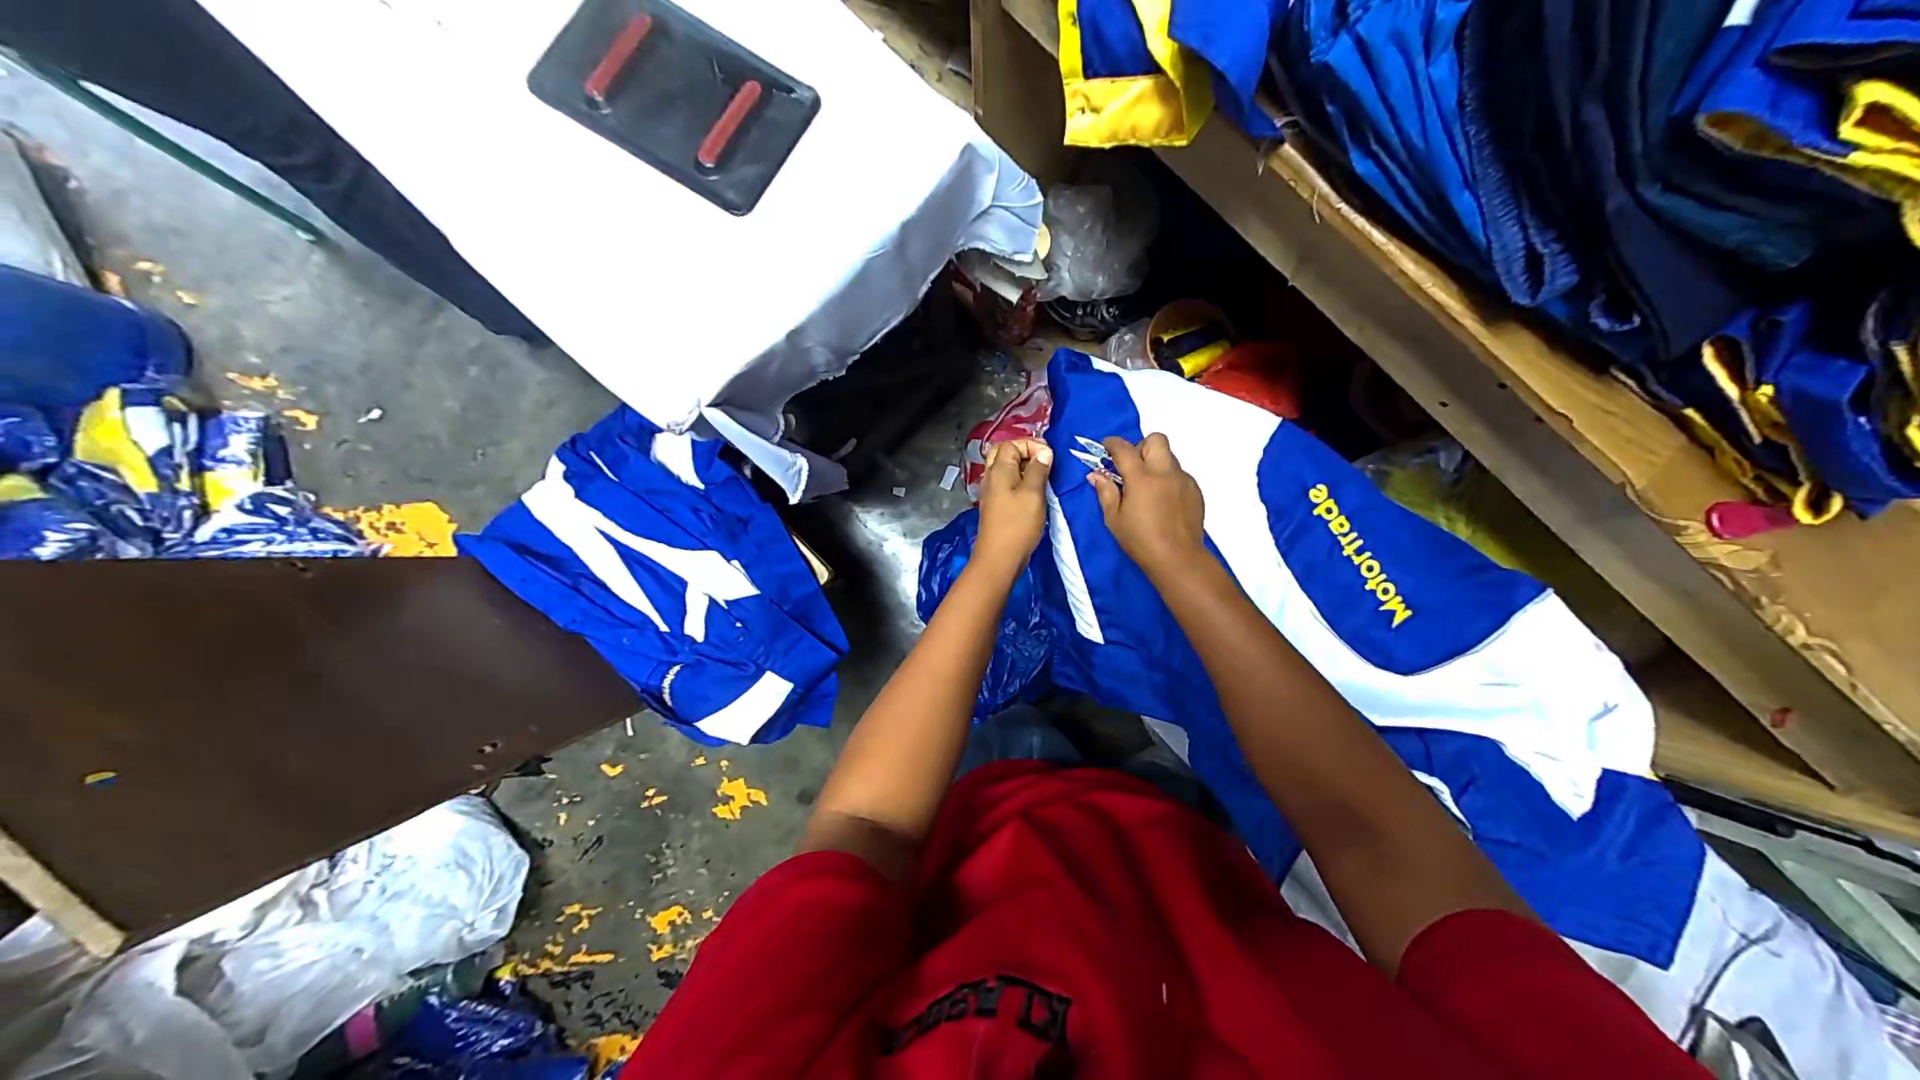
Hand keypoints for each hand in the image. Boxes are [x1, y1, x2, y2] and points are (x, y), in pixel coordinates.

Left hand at [974, 437, 1052, 573]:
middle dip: (1024, 452)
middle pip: (1003, 453)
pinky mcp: (996, 505)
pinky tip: (1033, 492)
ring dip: (1023, 467)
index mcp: (999, 470)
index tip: (1049, 456)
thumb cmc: (1018, 525)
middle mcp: (991, 477)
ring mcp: (992, 492)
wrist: (999, 558)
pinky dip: (1020, 481)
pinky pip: (1007, 484)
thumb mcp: (1033, 494)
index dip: (1030, 444)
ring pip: (1005, 469)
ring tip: (1042, 476)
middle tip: (1044, 462)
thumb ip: (1038, 470)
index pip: (1011, 444)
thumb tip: (1043, 452)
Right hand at [1088, 433, 1205, 577]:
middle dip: (1141, 446)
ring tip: (1148, 488)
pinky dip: (1169, 480)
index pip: (1124, 448)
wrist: (1178, 558)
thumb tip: (1096, 474)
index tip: (1107, 446)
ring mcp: (1183, 480)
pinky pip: (1180, 475)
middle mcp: (1165, 472)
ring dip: (1156, 463)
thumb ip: (1105, 491)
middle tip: (1132, 466)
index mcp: (1141, 477)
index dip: (1113, 443)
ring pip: (1169, 457)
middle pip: (1156, 439)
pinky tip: (1163, 502)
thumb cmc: (1140, 540)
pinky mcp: (1195, 490)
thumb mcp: (1114, 518)